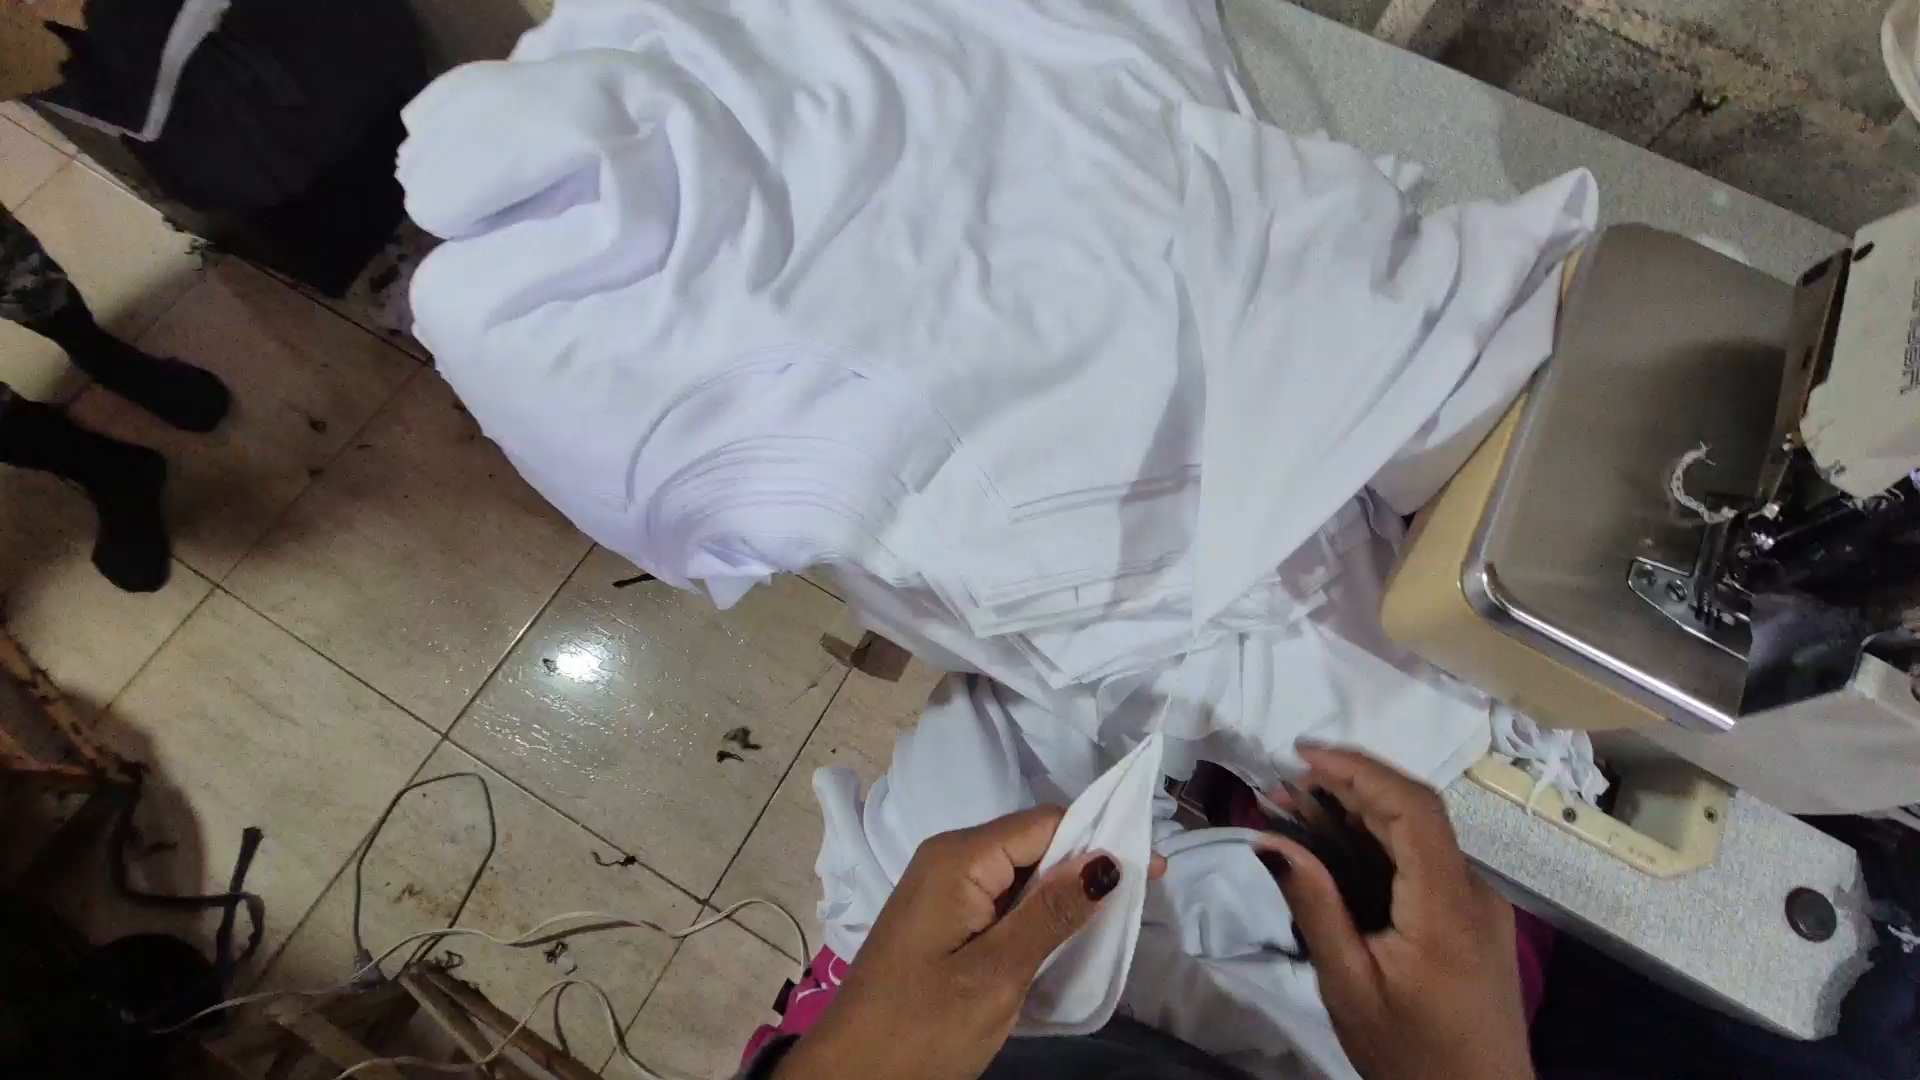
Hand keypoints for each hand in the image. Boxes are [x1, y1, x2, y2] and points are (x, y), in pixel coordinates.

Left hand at [775, 806, 1159, 1079]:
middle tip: (1145, 892)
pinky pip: (1000, 897)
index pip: (1042, 824)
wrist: (850, 1079)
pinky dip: (1036, 911)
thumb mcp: (997, 974)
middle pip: (1032, 842)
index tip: (1152, 865)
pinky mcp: (944, 916)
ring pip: (1019, 871)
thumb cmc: (922, 1027)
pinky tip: (1067, 930)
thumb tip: (1108, 858)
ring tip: (1116, 912)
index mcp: (959, 857)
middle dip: (1085, 862)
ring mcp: (943, 887)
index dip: (1098, 837)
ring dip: (1063, 890)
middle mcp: (950, 857)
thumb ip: (1051, 913)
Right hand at [1263, 745, 1535, 1079]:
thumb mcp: (1349, 986)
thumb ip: (1314, 906)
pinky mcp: (1466, 914)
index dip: (1358, 769)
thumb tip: (1270, 839)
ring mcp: (1475, 902)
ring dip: (1352, 810)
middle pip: (1411, 811)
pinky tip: (1327, 841)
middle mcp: (1473, 891)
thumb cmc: (1411, 1057)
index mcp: (1447, 908)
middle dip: (1343, 784)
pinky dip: (1369, 838)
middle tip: (1279, 785)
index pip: (1413, 809)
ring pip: (1412, 832)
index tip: (1301, 755)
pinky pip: (1416, 858)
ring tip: (1290, 805)